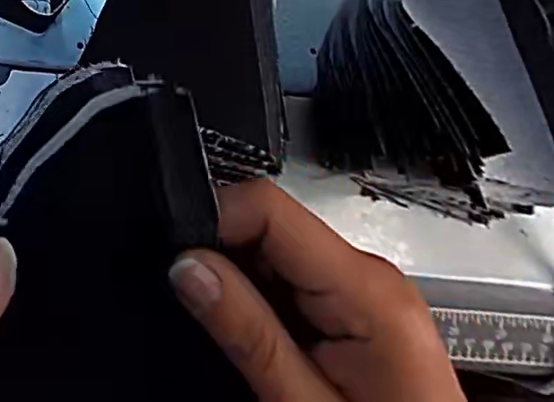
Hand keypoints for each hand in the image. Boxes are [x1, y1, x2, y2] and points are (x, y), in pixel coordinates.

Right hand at [170, 179, 464, 401]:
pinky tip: (267, 347)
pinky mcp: (359, 310)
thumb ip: (247, 333)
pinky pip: (294, 280)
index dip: (217, 220)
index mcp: (368, 290)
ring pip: (277, 251)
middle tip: (206, 313)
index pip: (269, 206)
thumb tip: (189, 265)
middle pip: (272, 224)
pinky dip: (265, 304)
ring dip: (245, 285)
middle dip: (227, 258)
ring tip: (245, 344)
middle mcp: (372, 277)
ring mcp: (368, 292)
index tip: (182, 259)